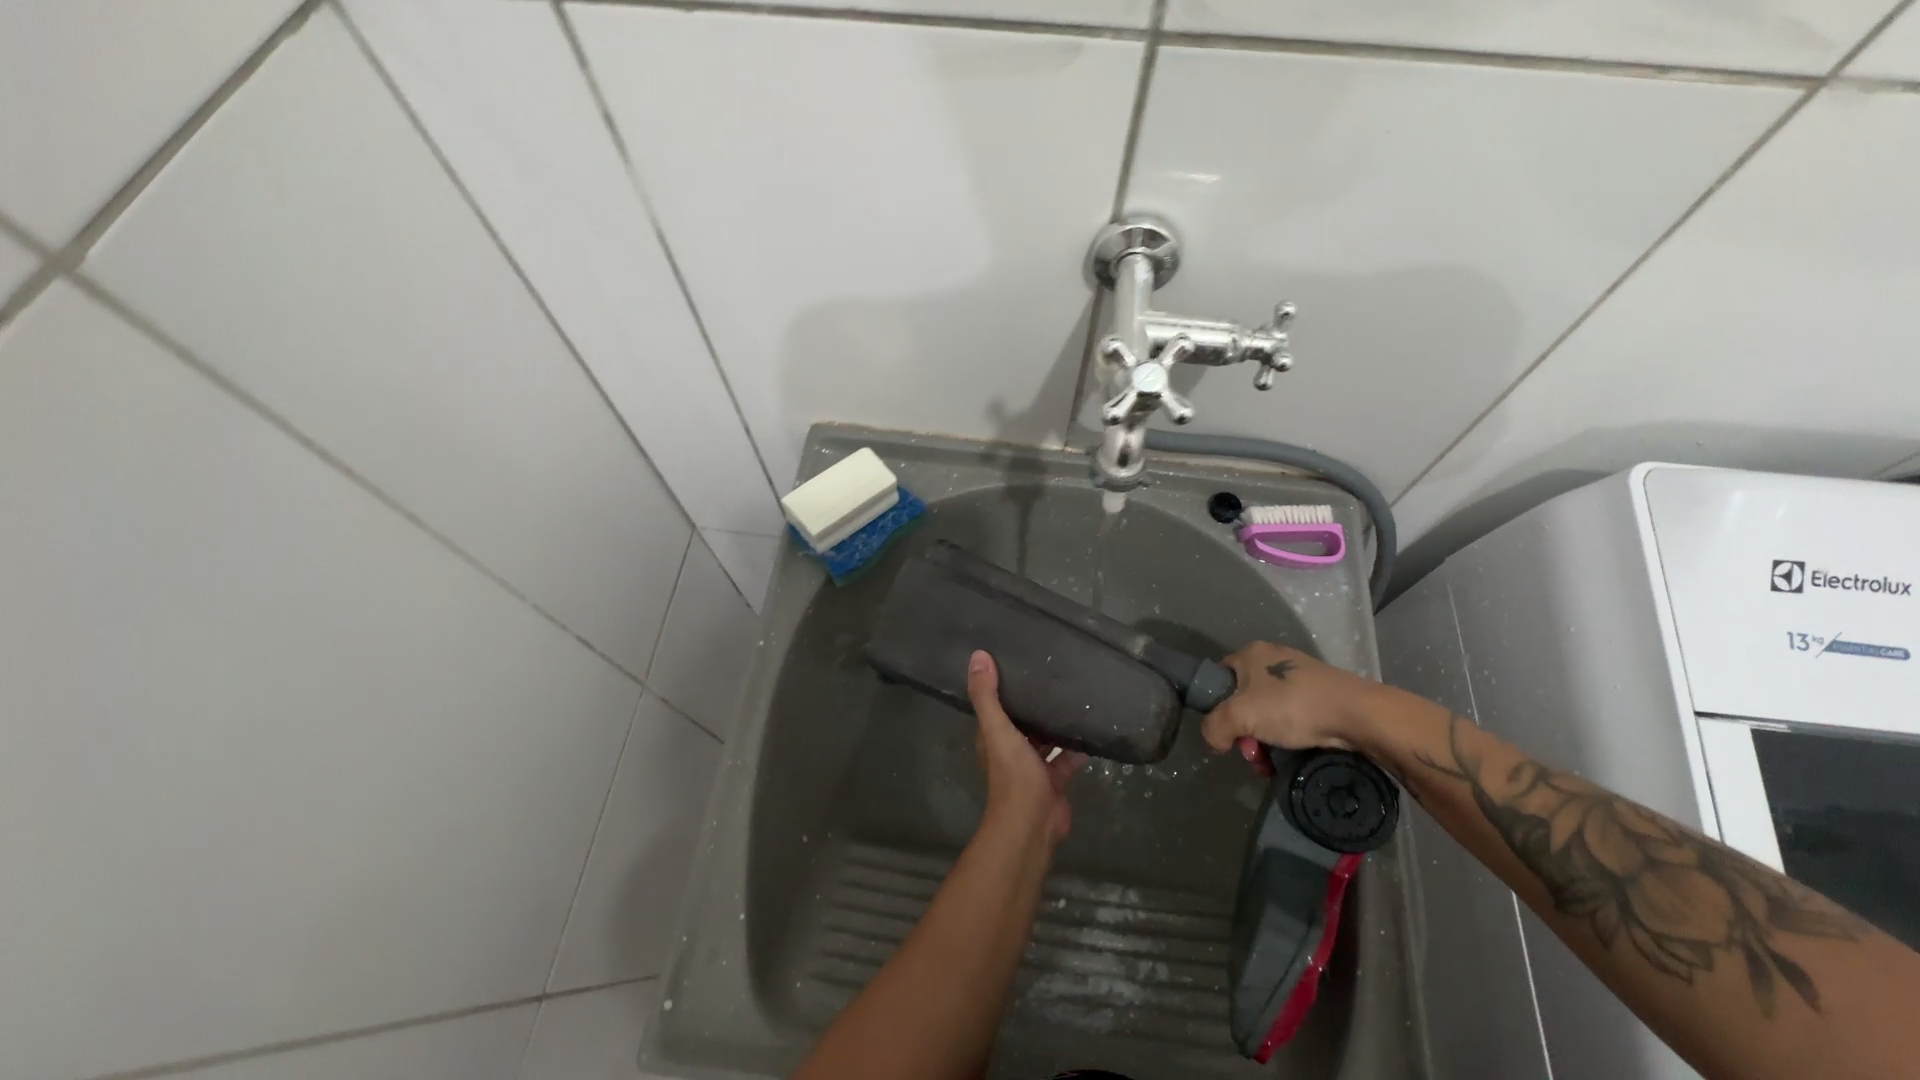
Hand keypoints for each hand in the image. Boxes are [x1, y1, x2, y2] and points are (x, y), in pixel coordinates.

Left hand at [967, 650, 1083, 846]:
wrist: (1033, 824)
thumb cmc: (1013, 774)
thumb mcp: (998, 729)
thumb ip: (987, 696)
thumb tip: (978, 656)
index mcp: (994, 737)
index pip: (996, 705)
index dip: (1002, 685)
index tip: (1017, 660)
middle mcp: (1011, 750)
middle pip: (1023, 721)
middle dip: (1034, 703)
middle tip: (1054, 674)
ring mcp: (1034, 767)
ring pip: (1046, 739)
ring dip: (1057, 724)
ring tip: (1076, 696)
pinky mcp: (1055, 780)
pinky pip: (1067, 758)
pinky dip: (1078, 747)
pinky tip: (1092, 729)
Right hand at [1200, 642, 1384, 753]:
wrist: (1356, 714)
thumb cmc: (1291, 706)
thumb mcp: (1239, 716)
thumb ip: (1213, 727)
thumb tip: (1215, 741)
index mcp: (1251, 653)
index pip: (1217, 677)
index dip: (1216, 706)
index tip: (1226, 731)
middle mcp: (1273, 659)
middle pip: (1242, 700)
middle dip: (1243, 733)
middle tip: (1253, 754)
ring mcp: (1297, 677)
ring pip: (1266, 714)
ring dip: (1262, 742)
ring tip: (1271, 763)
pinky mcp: (1318, 695)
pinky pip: (1289, 718)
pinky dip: (1284, 739)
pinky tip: (1289, 756)